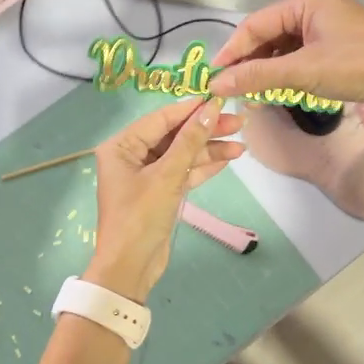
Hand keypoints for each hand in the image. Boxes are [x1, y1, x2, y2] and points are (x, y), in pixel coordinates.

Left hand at [86, 97, 243, 300]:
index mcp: (121, 146)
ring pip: (182, 155)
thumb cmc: (140, 218)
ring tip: (241, 145)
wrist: (130, 267)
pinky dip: (203, 168)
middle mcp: (131, 157)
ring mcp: (146, 176)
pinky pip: (183, 173)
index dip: (192, 108)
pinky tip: (228, 159)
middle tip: (239, 122)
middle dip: (205, 130)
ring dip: (209, 150)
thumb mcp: (166, 177)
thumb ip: (190, 141)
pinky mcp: (160, 194)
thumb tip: (211, 108)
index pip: (161, 119)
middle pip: (173, 136)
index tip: (220, 97)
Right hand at [209, 0, 363, 115]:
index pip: (254, 25)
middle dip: (248, 63)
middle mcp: (315, 9)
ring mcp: (328, 29)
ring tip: (251, 96)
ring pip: (284, 50)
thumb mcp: (303, 71)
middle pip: (268, 36)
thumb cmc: (358, 65)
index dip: (231, 52)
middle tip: (229, 91)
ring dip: (266, 72)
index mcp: (306, 1)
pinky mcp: (339, 49)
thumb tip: (216, 83)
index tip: (212, 78)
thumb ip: (257, 76)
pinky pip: (301, 59)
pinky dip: (286, 76)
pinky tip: (278, 93)